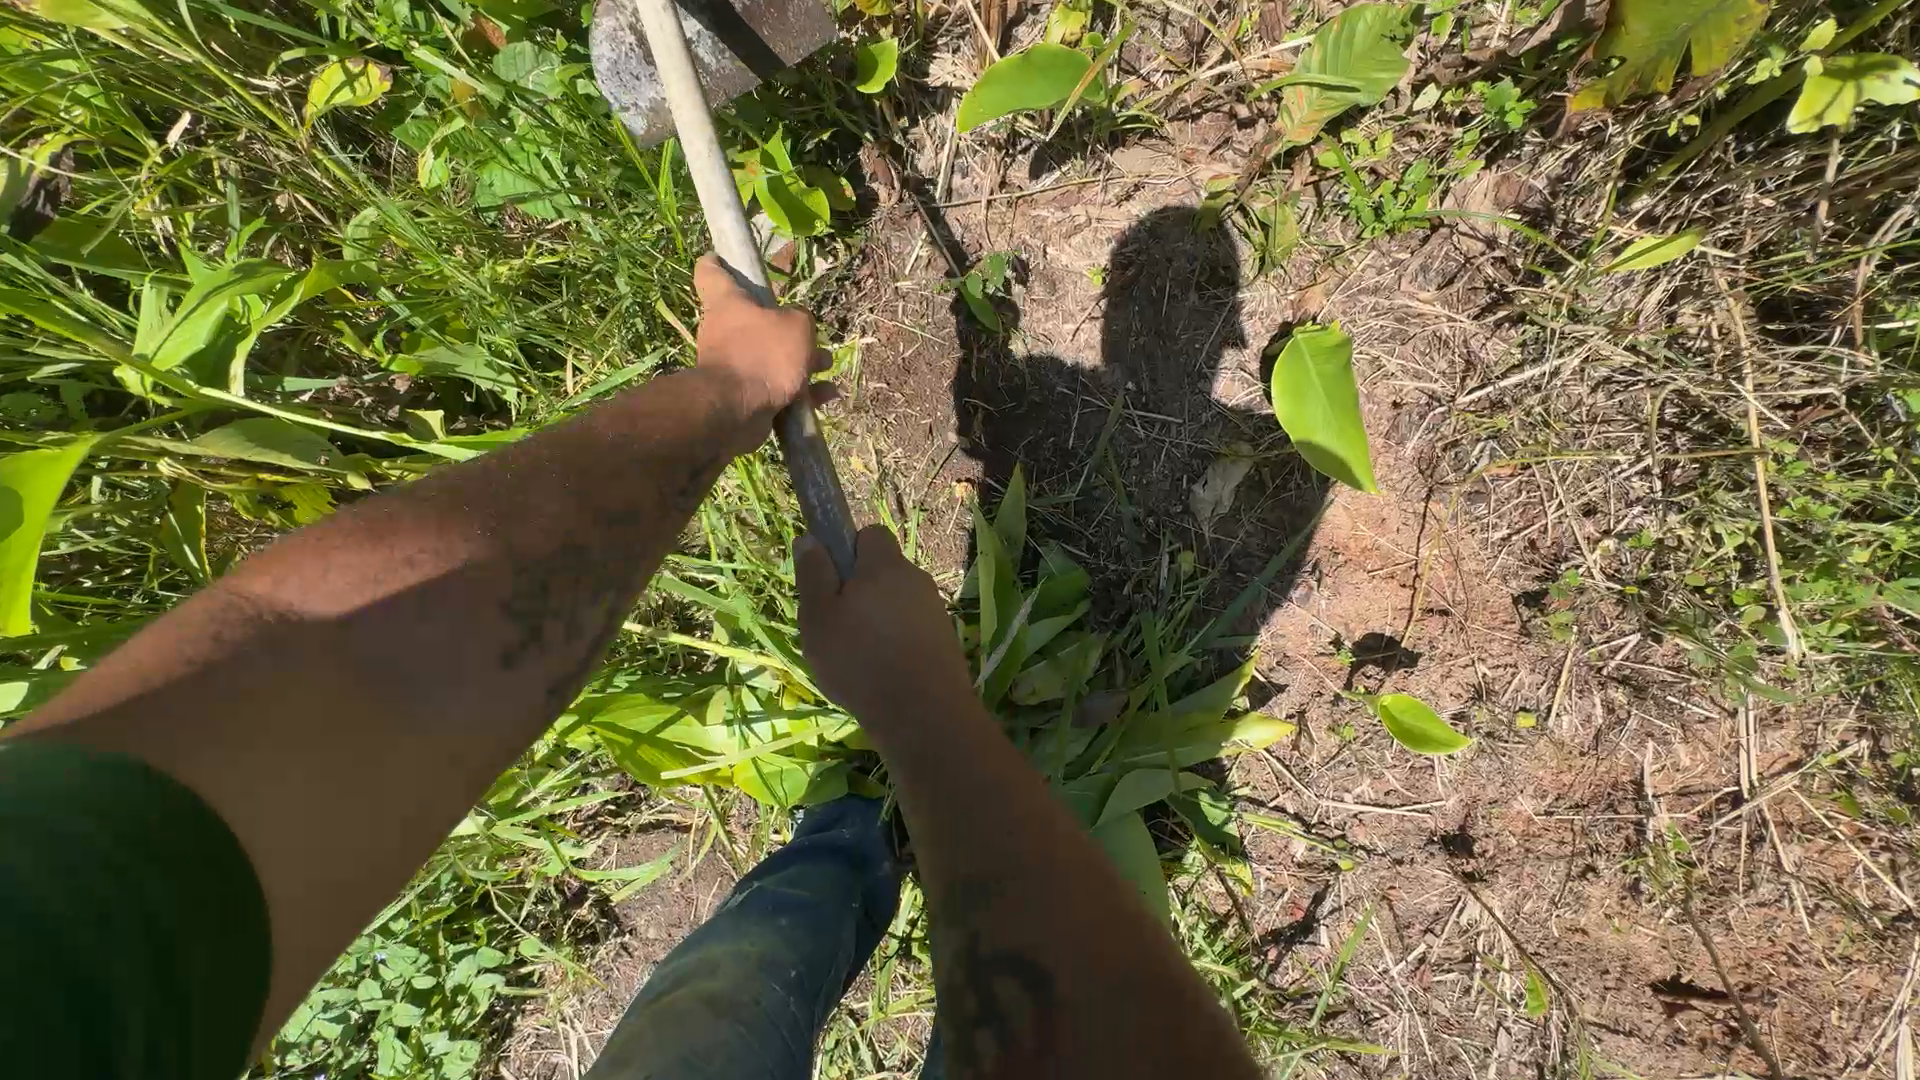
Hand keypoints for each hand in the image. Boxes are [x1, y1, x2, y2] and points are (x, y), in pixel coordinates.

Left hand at [693, 254, 832, 450]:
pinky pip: (777, 389)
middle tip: (813, 335)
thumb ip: (802, 318)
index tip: (724, 260)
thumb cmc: (764, 354)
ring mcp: (733, 366)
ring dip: (801, 362)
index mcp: (727, 303)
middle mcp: (724, 332)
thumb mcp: (798, 326)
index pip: (711, 273)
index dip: (718, 264)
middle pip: (755, 322)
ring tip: (826, 366)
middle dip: (788, 329)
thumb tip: (799, 326)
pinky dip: (801, 392)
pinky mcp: (744, 397)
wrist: (738, 410)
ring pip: (771, 358)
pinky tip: (827, 395)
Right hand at [795, 526, 974, 724]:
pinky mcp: (945, 640)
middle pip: (885, 572)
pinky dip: (898, 643)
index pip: (871, 534)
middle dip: (863, 591)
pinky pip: (913, 629)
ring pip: (899, 603)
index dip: (850, 552)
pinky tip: (884, 673)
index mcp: (885, 566)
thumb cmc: (860, 661)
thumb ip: (814, 575)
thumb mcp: (819, 618)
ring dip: (880, 620)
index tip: (834, 583)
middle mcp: (916, 579)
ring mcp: (935, 610)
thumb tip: (810, 538)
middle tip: (839, 627)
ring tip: (859, 658)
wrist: (923, 714)